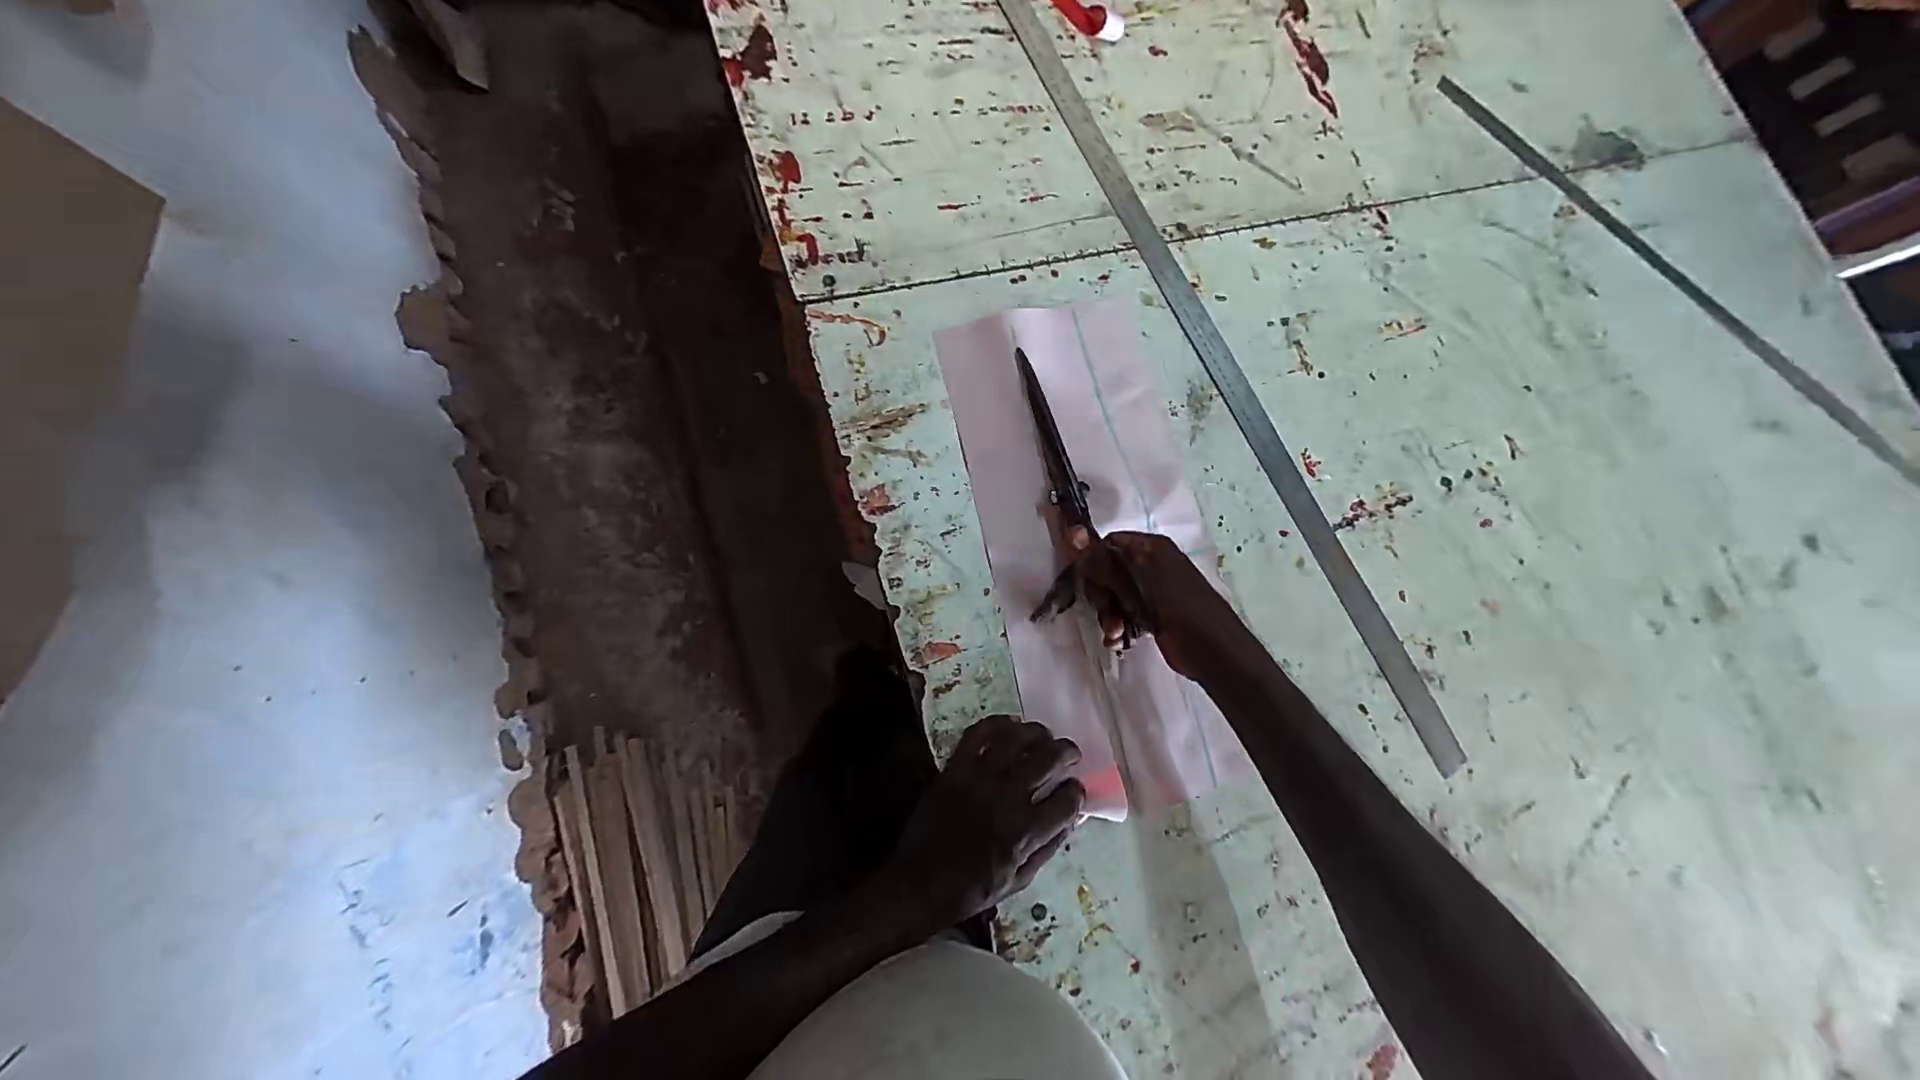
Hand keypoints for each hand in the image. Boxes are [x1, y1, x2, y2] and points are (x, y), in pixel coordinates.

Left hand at [885, 715, 1085, 926]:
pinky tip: (1010, 725)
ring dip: (1038, 733)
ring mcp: (980, 778)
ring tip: (1044, 736)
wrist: (921, 882)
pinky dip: (997, 724)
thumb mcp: (1020, 879)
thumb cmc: (973, 889)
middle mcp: (1008, 797)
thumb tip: (1073, 819)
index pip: (1068, 800)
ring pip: (1017, 739)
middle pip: (1049, 759)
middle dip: (1067, 753)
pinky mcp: (956, 768)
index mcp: (1027, 830)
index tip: (1075, 789)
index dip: (1077, 792)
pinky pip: (979, 734)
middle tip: (1070, 754)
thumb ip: (1049, 847)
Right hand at [1038, 528, 1244, 679]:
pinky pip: (1125, 614)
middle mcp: (1151, 564)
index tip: (1086, 581)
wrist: (1213, 649)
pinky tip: (1119, 640)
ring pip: (1115, 597)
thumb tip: (1074, 532)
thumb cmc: (1178, 607)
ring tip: (1115, 632)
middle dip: (1102, 596)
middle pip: (1108, 572)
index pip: (1109, 543)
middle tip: (1106, 611)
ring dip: (1109, 615)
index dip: (1094, 561)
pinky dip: (1119, 626)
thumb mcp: (1137, 581)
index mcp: (1151, 547)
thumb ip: (1104, 561)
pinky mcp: (1153, 615)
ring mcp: (1153, 590)